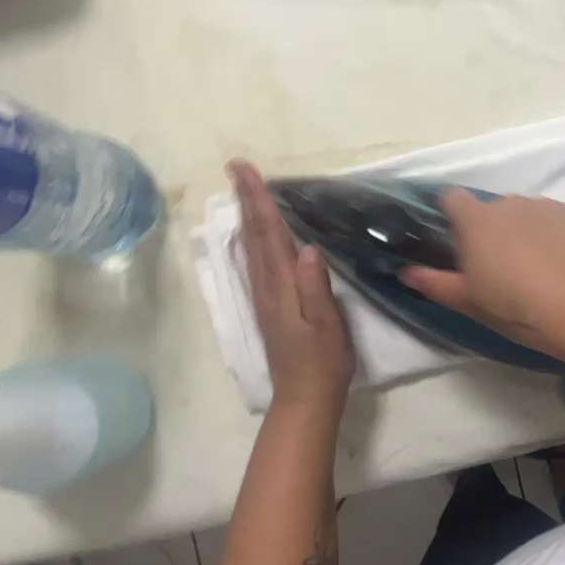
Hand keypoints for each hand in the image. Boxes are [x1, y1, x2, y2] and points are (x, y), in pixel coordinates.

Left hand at [231, 160, 353, 412]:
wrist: (304, 397)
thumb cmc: (322, 362)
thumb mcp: (327, 325)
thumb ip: (316, 288)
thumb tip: (307, 249)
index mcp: (282, 287)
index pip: (269, 235)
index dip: (259, 200)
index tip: (246, 170)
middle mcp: (267, 287)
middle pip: (254, 235)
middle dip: (247, 199)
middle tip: (237, 168)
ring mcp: (264, 297)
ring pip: (251, 247)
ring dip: (247, 216)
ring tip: (243, 191)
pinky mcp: (268, 307)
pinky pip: (256, 262)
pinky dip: (252, 239)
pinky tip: (252, 235)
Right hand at [398, 190, 564, 355]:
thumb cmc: (518, 307)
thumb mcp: (469, 302)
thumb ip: (434, 283)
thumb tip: (404, 272)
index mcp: (476, 220)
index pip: (450, 198)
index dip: (449, 216)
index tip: (454, 242)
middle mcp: (509, 203)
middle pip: (490, 209)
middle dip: (489, 231)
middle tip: (496, 270)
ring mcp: (545, 206)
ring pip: (523, 214)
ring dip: (521, 232)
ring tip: (534, 271)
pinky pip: (552, 219)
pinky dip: (551, 235)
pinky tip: (560, 265)